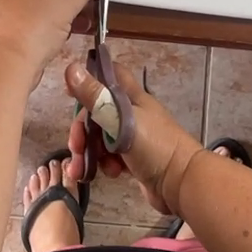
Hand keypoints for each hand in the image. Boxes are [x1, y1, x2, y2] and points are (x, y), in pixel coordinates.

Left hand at [0, 0, 100, 69]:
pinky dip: (51, 24)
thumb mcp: (65, 5)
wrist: (6, 64)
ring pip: (41, 4)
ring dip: (64, 11)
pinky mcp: (9, 31)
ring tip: (85, 23)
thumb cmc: (36, 26)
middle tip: (89, 3)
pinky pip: (34, 21)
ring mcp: (8, 10)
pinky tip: (67, 36)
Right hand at [64, 62, 203, 214]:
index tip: (70, 92)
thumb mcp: (120, 119)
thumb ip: (95, 97)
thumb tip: (71, 68)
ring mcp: (133, 138)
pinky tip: (108, 174)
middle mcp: (131, 114)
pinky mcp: (134, 159)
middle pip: (97, 113)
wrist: (182, 184)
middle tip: (76, 147)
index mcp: (131, 97)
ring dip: (88, 152)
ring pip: (101, 138)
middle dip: (81, 130)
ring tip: (82, 170)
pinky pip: (110, 157)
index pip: (109, 75)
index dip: (89, 79)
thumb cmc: (154, 146)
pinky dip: (103, 164)